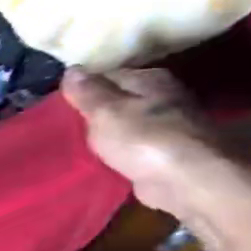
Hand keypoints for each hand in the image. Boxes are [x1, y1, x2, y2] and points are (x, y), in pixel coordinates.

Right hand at [60, 66, 229, 219]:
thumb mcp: (105, 111)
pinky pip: (136, 151)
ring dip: (109, 138)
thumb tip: (71, 69)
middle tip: (68, 132)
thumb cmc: (143, 139)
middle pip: (119, 101)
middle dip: (96, 115)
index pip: (107, 76)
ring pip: (127, 127)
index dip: (83, 91)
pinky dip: (122, 157)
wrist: (189, 181)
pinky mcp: (169, 157)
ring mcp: (169, 128)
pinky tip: (107, 166)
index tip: (61, 109)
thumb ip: (86, 92)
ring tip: (83, 150)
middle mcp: (163, 97)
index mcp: (149, 79)